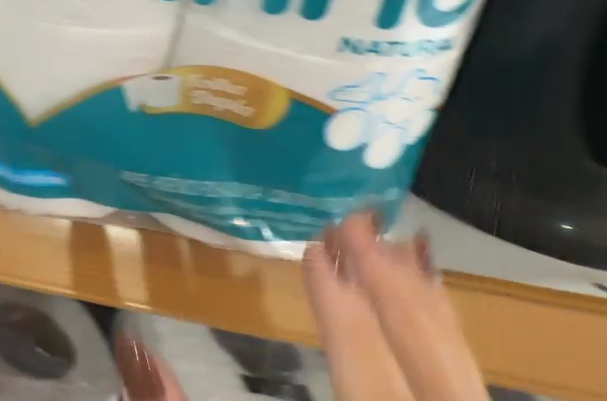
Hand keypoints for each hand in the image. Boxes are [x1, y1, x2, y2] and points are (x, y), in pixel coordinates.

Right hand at [114, 212, 488, 400]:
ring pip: (471, 392)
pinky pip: (466, 399)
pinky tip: (431, 316)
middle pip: (439, 385)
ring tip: (403, 250)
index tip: (317, 249)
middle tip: (360, 224)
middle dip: (401, 301)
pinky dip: (450, 351)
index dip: (345, 318)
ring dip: (437, 320)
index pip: (371, 387)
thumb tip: (135, 349)